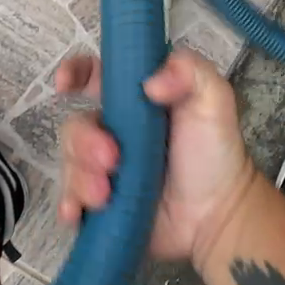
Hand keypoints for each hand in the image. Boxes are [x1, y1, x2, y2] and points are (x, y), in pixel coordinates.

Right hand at [54, 49, 261, 264]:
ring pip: (71, 162)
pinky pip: (72, 201)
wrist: (220, 215)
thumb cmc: (215, 149)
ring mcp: (103, 169)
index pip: (93, 75)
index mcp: (131, 99)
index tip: (64, 84)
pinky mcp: (101, 204)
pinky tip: (75, 214)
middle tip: (112, 159)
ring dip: (81, 176)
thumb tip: (149, 84)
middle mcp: (111, 129)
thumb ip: (189, 70)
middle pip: (76, 124)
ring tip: (106, 195)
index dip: (74, 72)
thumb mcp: (213, 97)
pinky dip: (69, 205)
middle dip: (85, 141)